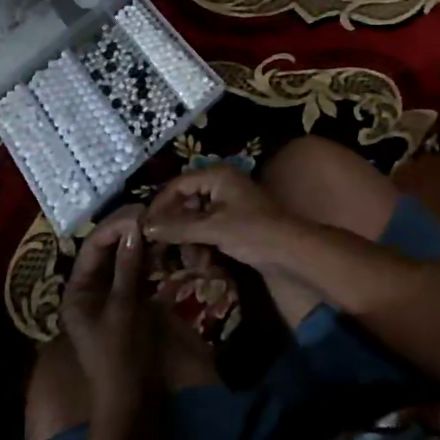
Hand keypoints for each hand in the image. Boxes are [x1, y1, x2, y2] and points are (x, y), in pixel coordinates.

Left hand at [60, 205, 158, 411]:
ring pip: (121, 261)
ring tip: (158, 228)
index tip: (140, 212)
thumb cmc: (121, 357)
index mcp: (77, 289)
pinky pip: (133, 275)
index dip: (115, 227)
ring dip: (138, 245)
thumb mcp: (124, 310)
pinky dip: (145, 262)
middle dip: (126, 232)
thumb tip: (134, 228)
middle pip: (106, 250)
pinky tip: (161, 251)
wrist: (132, 404)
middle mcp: (89, 289)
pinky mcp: (127, 305)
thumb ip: (127, 268)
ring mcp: (108, 297)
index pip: (93, 246)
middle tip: (152, 215)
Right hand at [143, 165, 292, 268]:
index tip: (146, 226)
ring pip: (196, 218)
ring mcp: (228, 203)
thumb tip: (145, 227)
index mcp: (216, 175)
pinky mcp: (234, 221)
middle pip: (186, 201)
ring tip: (191, 261)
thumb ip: (178, 227)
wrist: (293, 253)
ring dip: (190, 240)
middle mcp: (220, 184)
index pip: (178, 184)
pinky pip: (208, 228)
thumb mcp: (213, 229)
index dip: (160, 205)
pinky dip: (203, 244)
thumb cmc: (253, 232)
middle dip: (177, 227)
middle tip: (162, 246)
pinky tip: (203, 263)